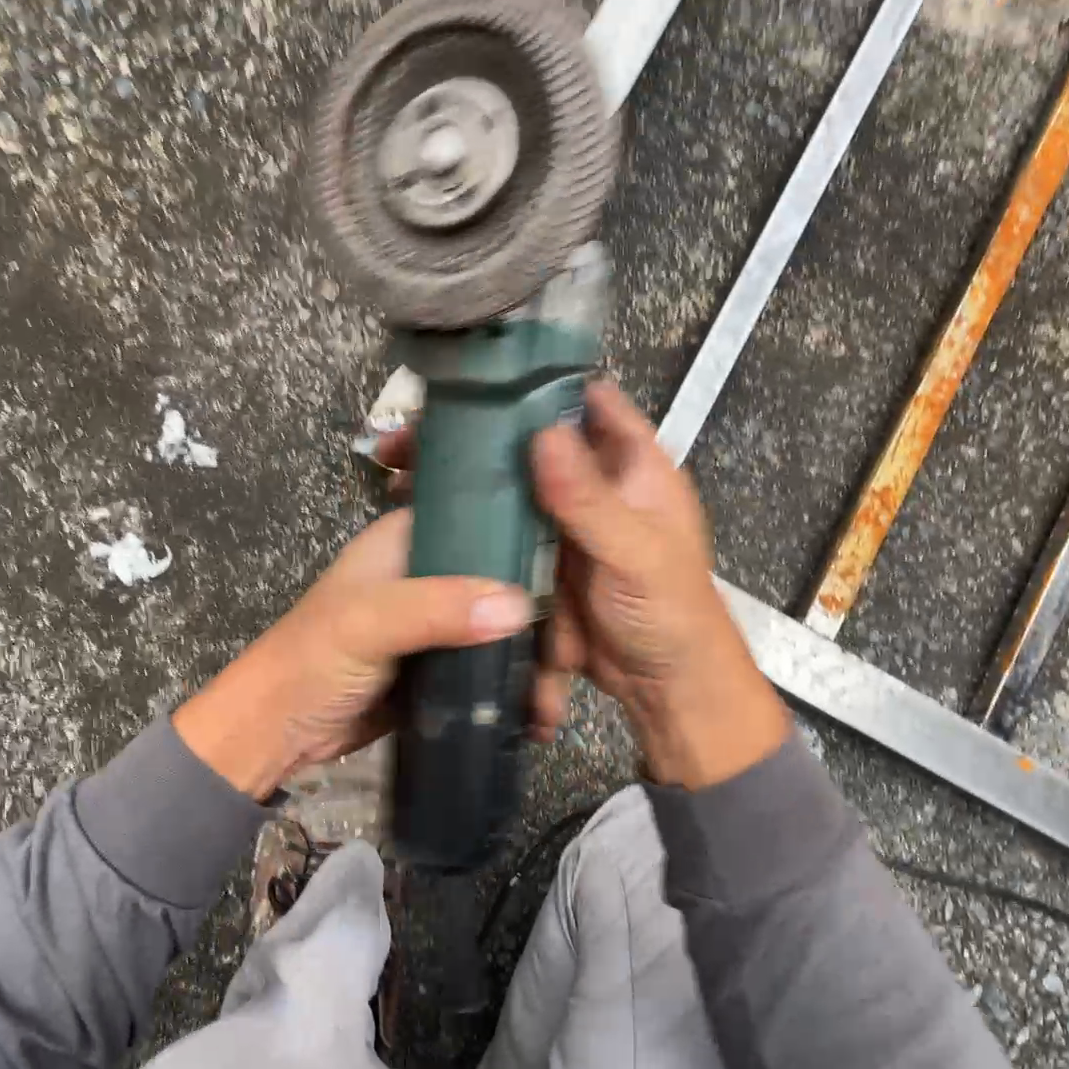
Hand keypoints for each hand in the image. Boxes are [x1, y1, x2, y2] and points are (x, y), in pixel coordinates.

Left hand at [173, 510, 568, 799]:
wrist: (281, 731)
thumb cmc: (314, 658)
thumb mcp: (369, 623)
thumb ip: (437, 607)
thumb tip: (521, 606)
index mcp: (409, 537)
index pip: (481, 516)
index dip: (527, 531)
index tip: (577, 557)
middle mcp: (431, 570)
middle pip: (502, 574)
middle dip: (540, 608)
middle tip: (574, 645)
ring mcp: (439, 619)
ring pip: (502, 622)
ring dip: (531, 653)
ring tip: (560, 689)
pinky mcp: (444, 663)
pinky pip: (490, 663)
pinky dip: (514, 682)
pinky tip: (541, 708)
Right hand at [375, 380, 789, 789]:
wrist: (666, 688)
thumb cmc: (670, 612)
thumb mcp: (636, 554)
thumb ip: (591, 500)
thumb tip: (543, 434)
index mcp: (632, 464)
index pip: (585, 400)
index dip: (536, 384)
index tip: (475, 380)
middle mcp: (592, 483)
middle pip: (527, 442)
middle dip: (473, 435)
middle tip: (410, 435)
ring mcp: (561, 522)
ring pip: (506, 486)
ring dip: (459, 480)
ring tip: (398, 471)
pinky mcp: (538, 559)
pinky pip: (498, 533)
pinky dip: (463, 526)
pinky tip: (416, 521)